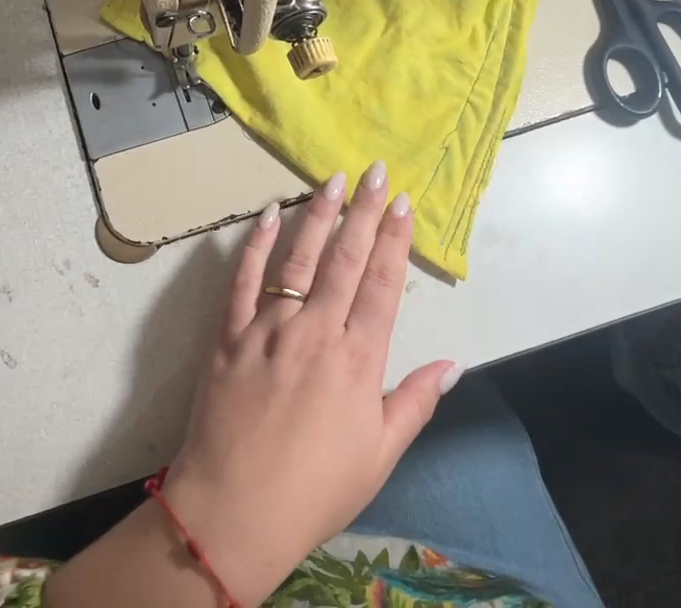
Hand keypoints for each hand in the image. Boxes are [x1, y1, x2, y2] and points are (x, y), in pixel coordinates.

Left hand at [161, 160, 458, 604]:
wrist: (235, 508)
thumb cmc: (316, 489)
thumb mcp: (379, 455)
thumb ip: (414, 402)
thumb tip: (452, 363)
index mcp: (357, 359)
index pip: (383, 285)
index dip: (394, 240)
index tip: (403, 203)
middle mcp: (314, 331)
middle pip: (345, 259)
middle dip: (363, 211)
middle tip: (376, 171)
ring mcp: (267, 328)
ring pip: (296, 258)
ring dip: (316, 216)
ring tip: (332, 180)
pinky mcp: (228, 334)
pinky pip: (242, 280)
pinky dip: (253, 244)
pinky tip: (265, 215)